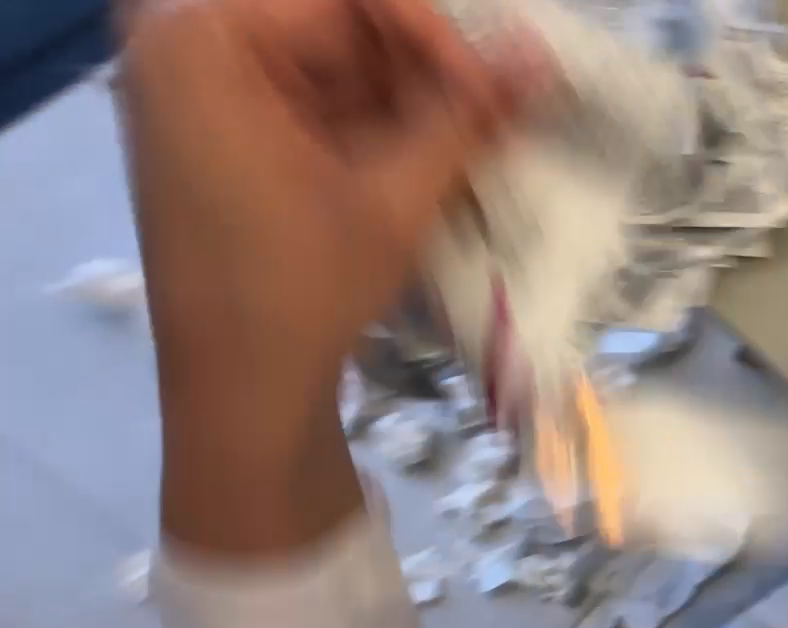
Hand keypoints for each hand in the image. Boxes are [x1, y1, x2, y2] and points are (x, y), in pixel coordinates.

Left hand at [121, 0, 541, 552]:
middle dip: (434, 80)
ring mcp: (212, 88)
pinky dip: (389, 136)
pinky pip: (328, 108)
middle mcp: (195, 41)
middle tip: (502, 128)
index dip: (440, 42)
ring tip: (480, 156)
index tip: (501, 102)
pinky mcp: (237, 132)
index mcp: (207, 34)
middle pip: (347, 29)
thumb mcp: (394, 196)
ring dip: (420, 113)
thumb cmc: (304, 283)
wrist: (243, 379)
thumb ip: (466, 119)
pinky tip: (437, 172)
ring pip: (345, 71)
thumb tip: (538, 56)